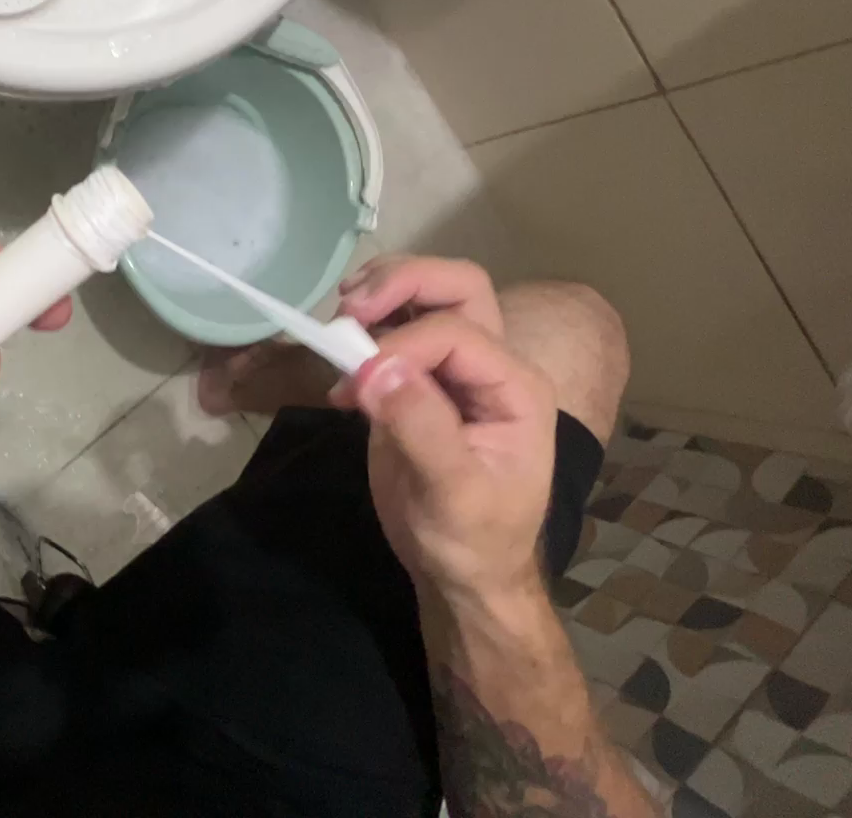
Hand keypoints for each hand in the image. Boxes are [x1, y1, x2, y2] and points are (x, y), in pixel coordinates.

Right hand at [331, 257, 555, 599]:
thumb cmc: (472, 540)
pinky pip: (393, 329)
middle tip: (349, 307)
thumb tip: (375, 367)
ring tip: (341, 316)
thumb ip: (422, 428)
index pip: (456, 331)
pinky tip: (338, 366)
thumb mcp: (454, 496)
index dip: (403, 344)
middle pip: (457, 286)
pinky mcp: (417, 380)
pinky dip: (362, 329)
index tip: (357, 380)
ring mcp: (452, 369)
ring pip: (427, 294)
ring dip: (381, 291)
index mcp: (514, 386)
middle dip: (402, 282)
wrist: (460, 569)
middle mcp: (488, 365)